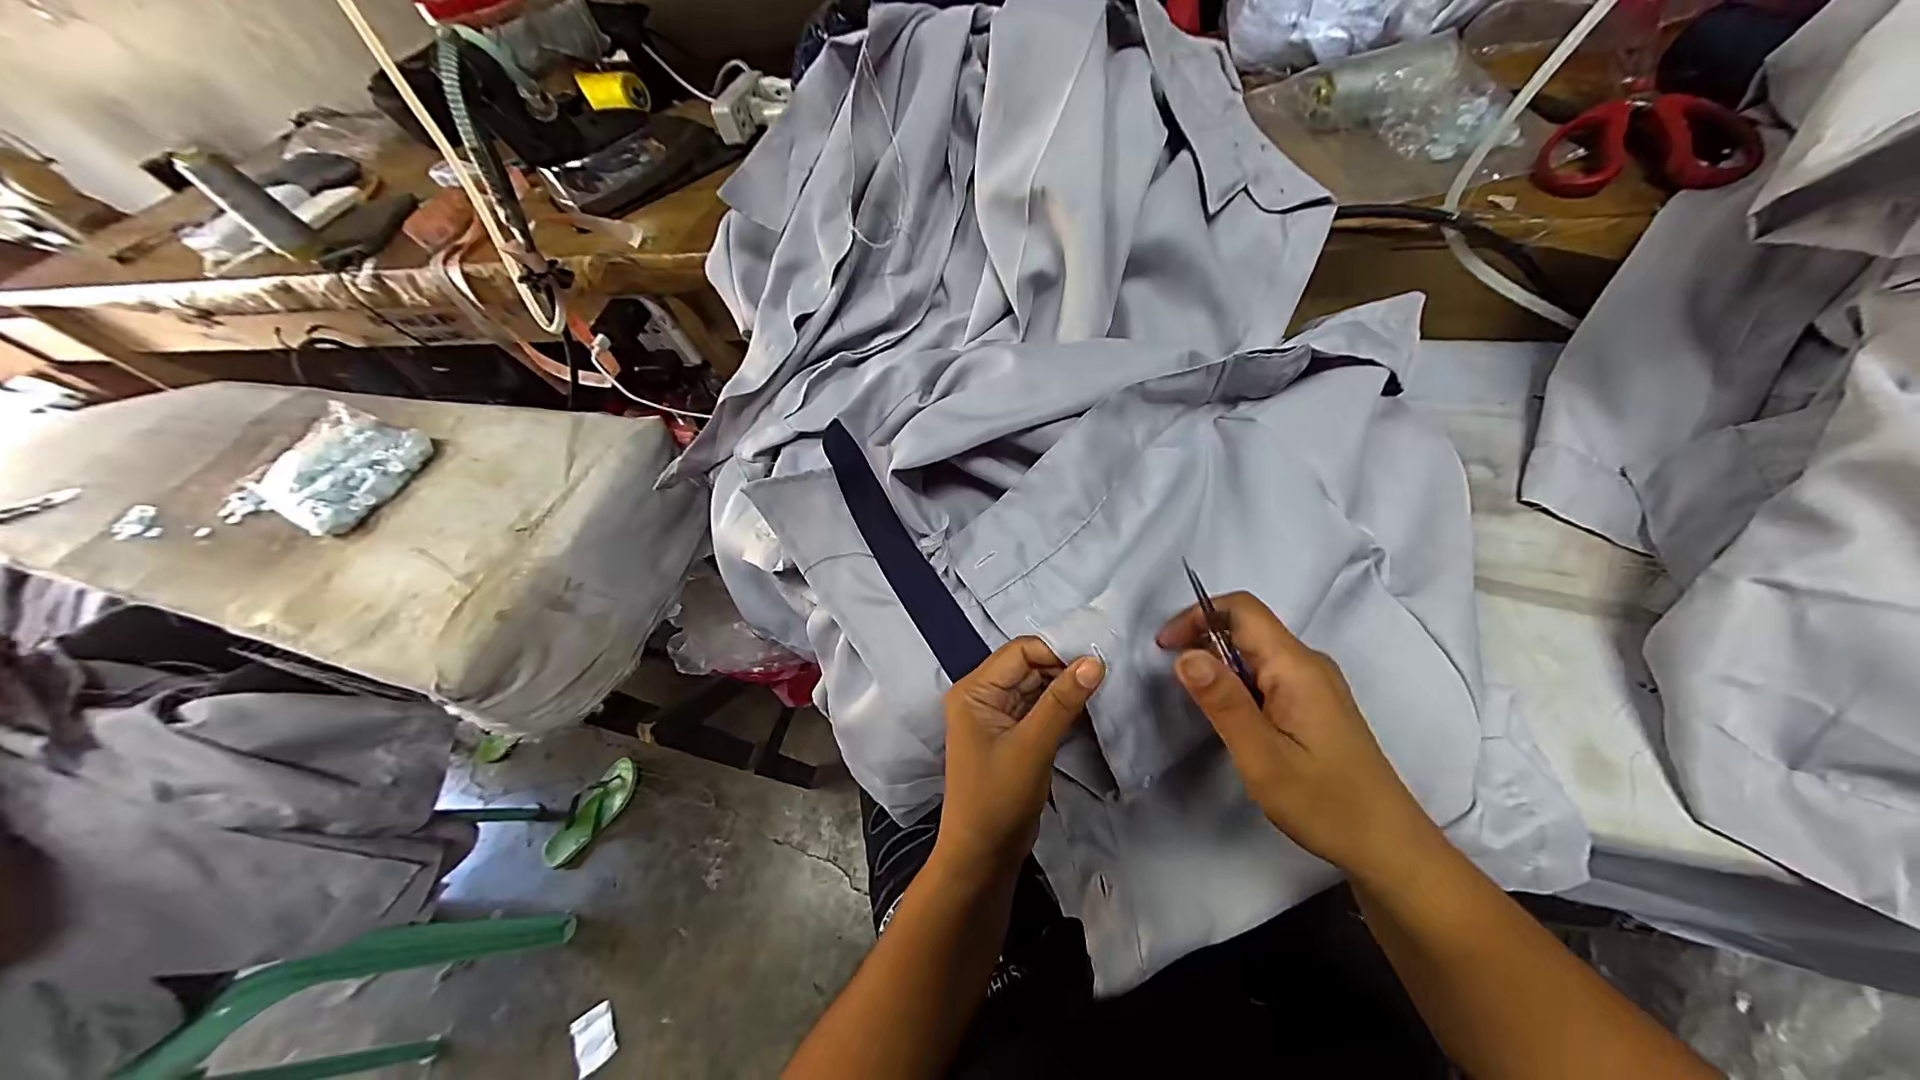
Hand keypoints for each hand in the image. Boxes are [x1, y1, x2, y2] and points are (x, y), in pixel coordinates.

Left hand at [936, 637, 1102, 877]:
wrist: (983, 853)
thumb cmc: (998, 798)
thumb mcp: (1033, 745)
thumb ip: (1062, 701)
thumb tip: (1094, 662)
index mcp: (975, 690)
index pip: (1019, 652)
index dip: (1057, 651)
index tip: (1097, 659)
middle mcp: (982, 695)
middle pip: (1029, 665)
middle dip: (1064, 668)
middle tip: (1106, 674)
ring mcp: (997, 715)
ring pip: (1037, 686)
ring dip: (1066, 687)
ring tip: (1103, 688)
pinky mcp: (1013, 733)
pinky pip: (1039, 707)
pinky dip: (1061, 706)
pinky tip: (1089, 708)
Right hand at [1158, 592, 1439, 878]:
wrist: (1388, 846)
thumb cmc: (1325, 803)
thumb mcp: (1262, 757)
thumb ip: (1223, 701)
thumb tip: (1185, 654)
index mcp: (1296, 667)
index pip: (1242, 610)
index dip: (1197, 616)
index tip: (1165, 647)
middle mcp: (1309, 664)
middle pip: (1247, 627)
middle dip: (1203, 640)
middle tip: (1175, 680)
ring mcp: (1316, 683)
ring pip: (1256, 651)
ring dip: (1219, 664)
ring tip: (1200, 703)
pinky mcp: (1316, 703)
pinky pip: (1268, 673)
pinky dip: (1237, 682)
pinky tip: (1232, 717)